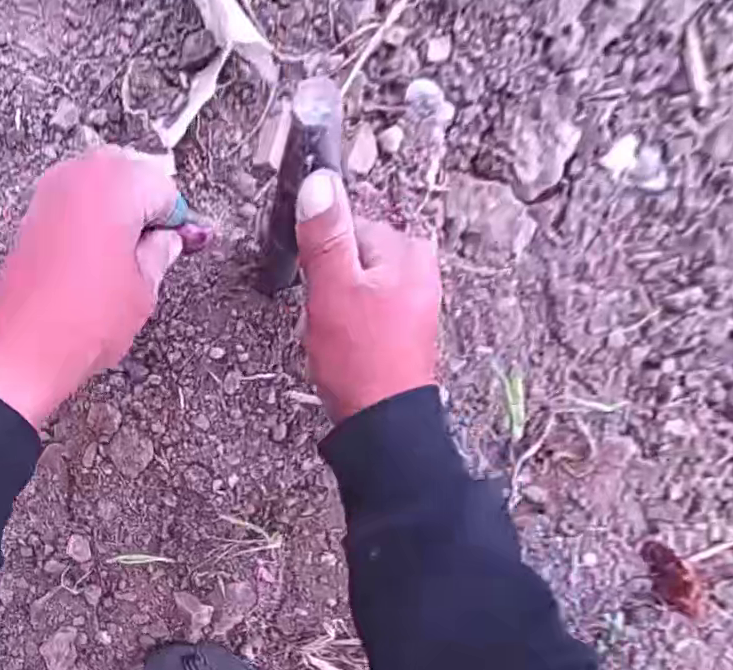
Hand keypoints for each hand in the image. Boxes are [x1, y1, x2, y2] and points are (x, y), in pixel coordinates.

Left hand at [0, 147, 190, 426]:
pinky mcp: (31, 218)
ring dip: (117, 214)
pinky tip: (96, 262)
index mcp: (114, 184)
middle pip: (128, 174)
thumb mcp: (143, 290)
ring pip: (98, 187)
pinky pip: (73, 205)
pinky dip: (90, 223)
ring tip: (124, 261)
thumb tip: (168, 239)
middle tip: (155, 251)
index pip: (163, 188)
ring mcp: (49, 194)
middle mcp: (77, 175)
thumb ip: (162, 253)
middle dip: (145, 207)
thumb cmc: (87, 322)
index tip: (181, 246)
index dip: (177, 220)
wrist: (27, 350)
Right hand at [294, 170, 441, 420]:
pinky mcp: (402, 330)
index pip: (348, 227)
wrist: (381, 423)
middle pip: (350, 259)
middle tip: (326, 318)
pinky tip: (343, 350)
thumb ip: (326, 235)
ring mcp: (412, 302)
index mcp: (408, 250)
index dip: (320, 257)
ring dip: (332, 311)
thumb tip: (318, 183)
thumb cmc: (362, 360)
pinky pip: (362, 313)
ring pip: (352, 289)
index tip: (314, 284)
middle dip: (327, 287)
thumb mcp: (333, 289)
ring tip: (335, 339)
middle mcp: (418, 270)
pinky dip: (346, 329)